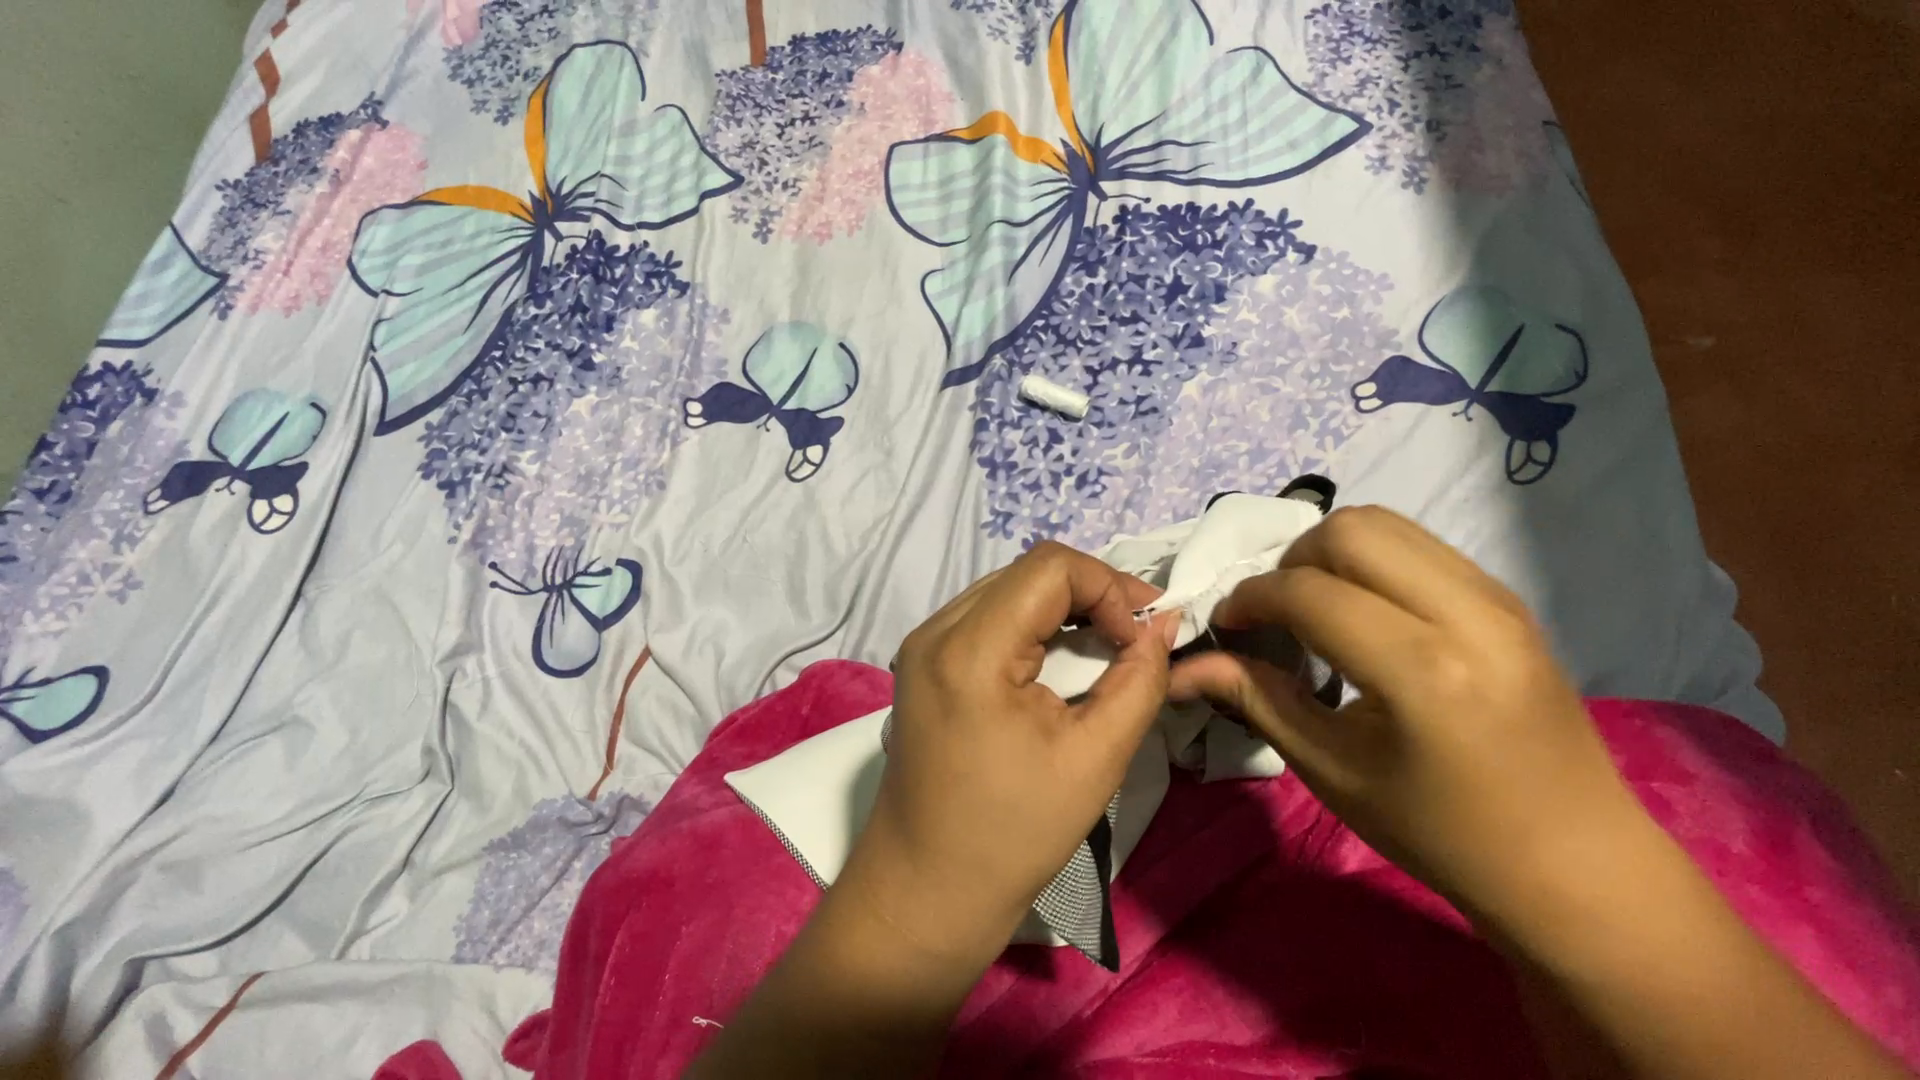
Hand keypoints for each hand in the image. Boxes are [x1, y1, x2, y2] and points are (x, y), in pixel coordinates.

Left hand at [844, 541, 1177, 965]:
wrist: (927, 888)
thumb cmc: (1014, 834)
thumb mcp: (1095, 758)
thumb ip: (1138, 679)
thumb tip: (1163, 624)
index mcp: (969, 650)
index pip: (1049, 567)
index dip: (1109, 587)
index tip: (1143, 638)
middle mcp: (935, 631)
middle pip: (1027, 572)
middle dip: (1092, 593)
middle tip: (1139, 636)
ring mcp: (922, 646)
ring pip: (1007, 589)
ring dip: (1064, 608)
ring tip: (1109, 646)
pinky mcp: (924, 664)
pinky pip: (987, 617)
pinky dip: (1033, 626)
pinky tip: (1062, 659)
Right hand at [1168, 505, 1641, 916]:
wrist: (1572, 862)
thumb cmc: (1442, 832)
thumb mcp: (1334, 772)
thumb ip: (1259, 700)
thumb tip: (1185, 667)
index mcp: (1421, 669)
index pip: (1308, 591)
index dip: (1250, 598)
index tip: (1227, 625)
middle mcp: (1467, 613)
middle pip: (1350, 531)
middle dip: (1291, 561)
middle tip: (1275, 613)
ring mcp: (1497, 598)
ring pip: (1388, 525)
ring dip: (1331, 554)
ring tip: (1314, 608)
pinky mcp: (1509, 600)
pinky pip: (1421, 546)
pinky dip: (1372, 562)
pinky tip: (1363, 615)